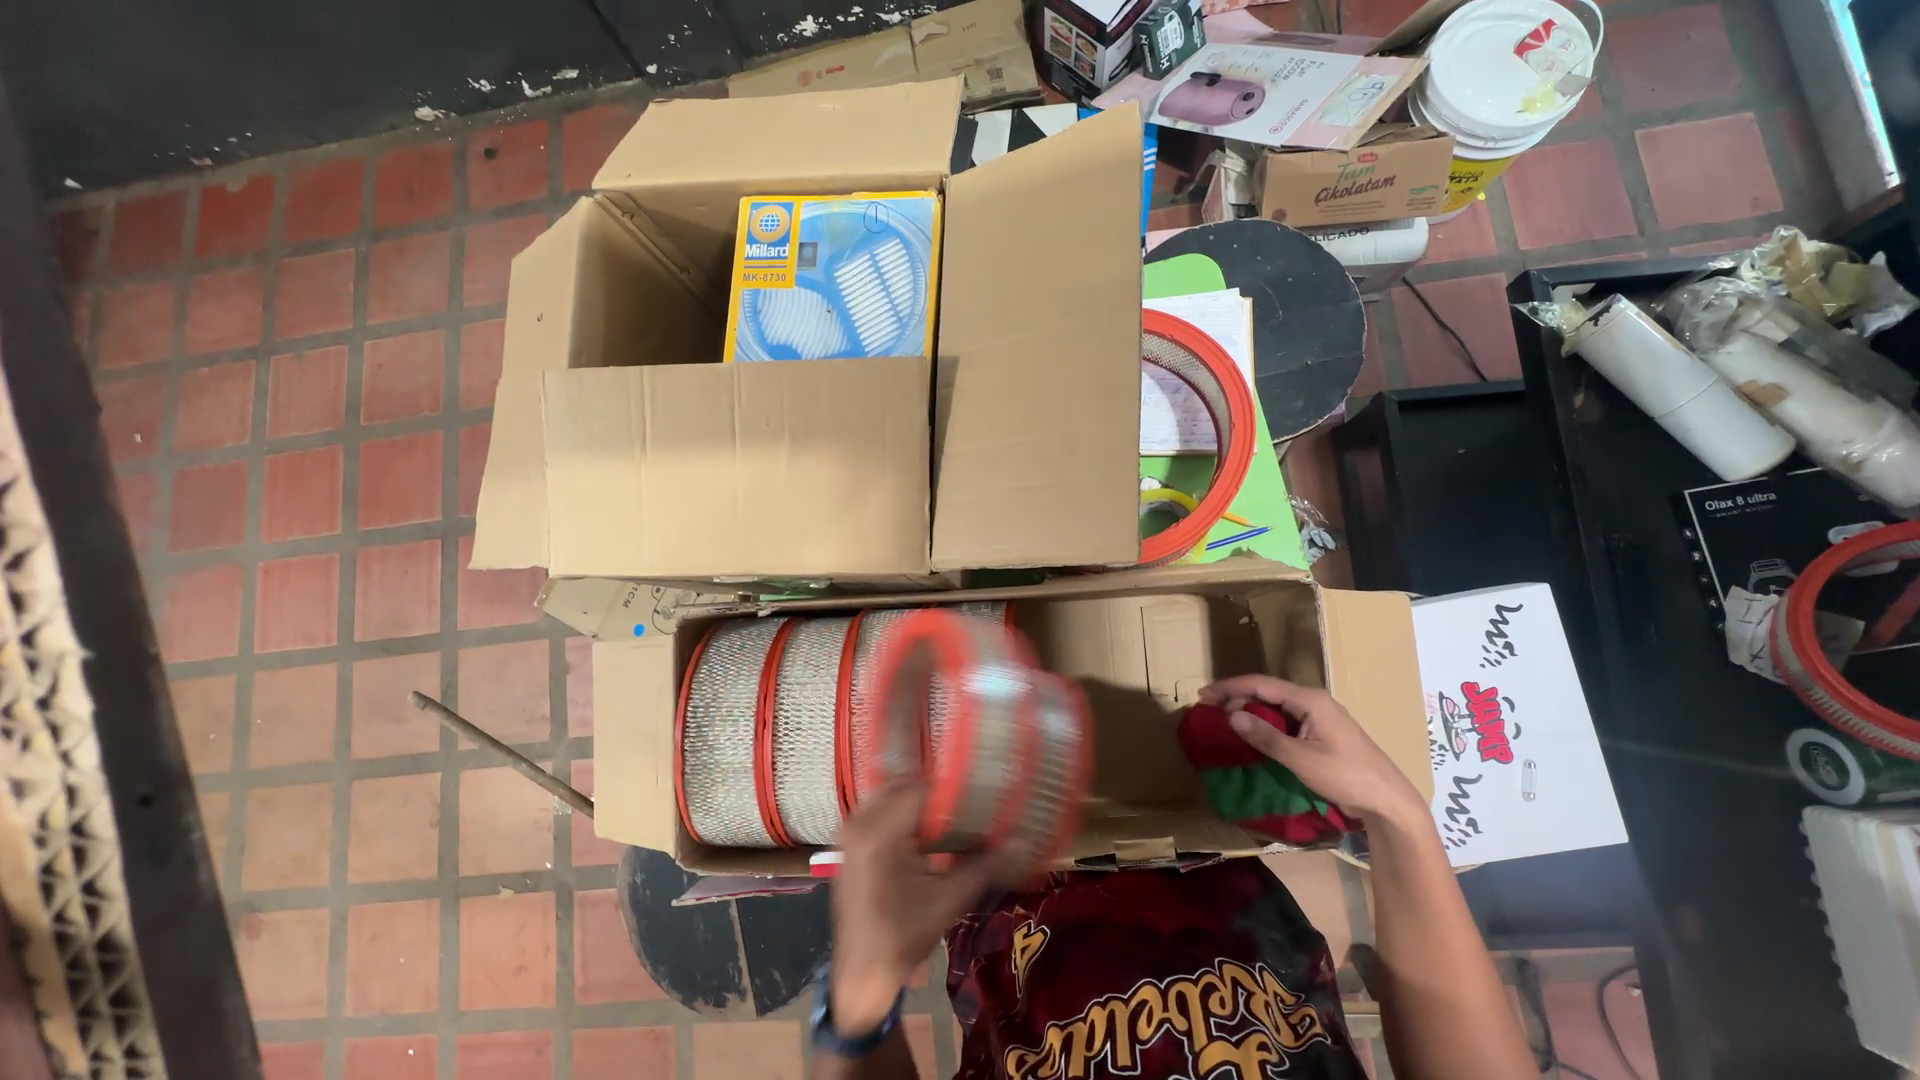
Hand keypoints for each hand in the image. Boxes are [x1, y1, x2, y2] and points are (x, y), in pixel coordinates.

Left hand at [830, 781, 1020, 1034]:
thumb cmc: (905, 938)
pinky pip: (879, 809)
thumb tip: (1023, 842)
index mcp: (880, 834)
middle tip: (968, 804)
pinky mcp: (850, 842)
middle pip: (903, 784)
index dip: (952, 790)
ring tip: (952, 816)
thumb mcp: (950, 901)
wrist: (862, 972)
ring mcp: (850, 832)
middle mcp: (859, 823)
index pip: (921, 790)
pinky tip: (928, 832)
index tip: (980, 796)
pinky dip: (903, 812)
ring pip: (890, 794)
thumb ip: (986, 866)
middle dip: (936, 792)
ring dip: (919, 800)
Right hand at [1198, 675, 1426, 828]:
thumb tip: (1231, 716)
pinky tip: (1251, 735)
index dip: (1230, 687)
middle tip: (1209, 711)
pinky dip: (1264, 725)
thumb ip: (1266, 736)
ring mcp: (1318, 717)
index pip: (1261, 684)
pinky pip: (1285, 720)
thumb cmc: (1346, 776)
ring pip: (1275, 706)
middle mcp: (1313, 701)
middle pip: (1267, 692)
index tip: (1202, 696)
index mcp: (1310, 700)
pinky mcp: (1320, 732)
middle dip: (1236, 698)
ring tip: (1224, 722)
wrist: (1387, 800)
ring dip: (1249, 712)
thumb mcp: (1301, 758)